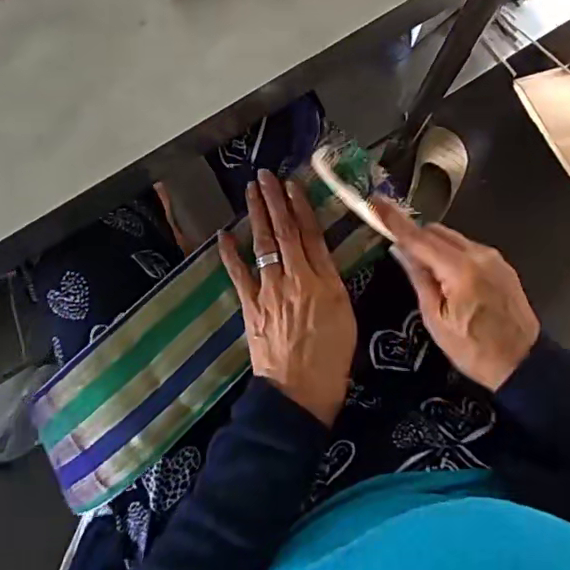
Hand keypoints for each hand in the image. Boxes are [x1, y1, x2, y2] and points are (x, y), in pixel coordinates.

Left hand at [217, 170, 357, 426]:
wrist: (299, 394)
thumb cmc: (331, 362)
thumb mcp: (346, 319)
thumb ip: (332, 284)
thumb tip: (320, 260)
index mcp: (325, 284)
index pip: (312, 236)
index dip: (301, 207)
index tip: (292, 185)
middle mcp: (296, 280)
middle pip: (285, 232)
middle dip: (274, 200)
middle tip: (265, 175)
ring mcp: (269, 291)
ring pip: (263, 244)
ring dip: (256, 215)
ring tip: (250, 191)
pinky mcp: (250, 305)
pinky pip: (238, 273)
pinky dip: (229, 252)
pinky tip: (223, 233)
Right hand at [373, 198, 539, 391]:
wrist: (526, 367)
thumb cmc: (473, 349)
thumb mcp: (435, 318)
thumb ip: (419, 277)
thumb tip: (401, 250)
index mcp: (460, 269)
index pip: (418, 237)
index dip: (394, 219)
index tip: (376, 201)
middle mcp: (479, 256)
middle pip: (435, 231)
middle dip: (414, 236)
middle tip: (399, 252)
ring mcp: (494, 259)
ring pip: (451, 237)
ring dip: (433, 245)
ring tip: (425, 271)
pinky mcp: (503, 267)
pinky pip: (467, 248)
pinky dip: (450, 253)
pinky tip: (447, 275)